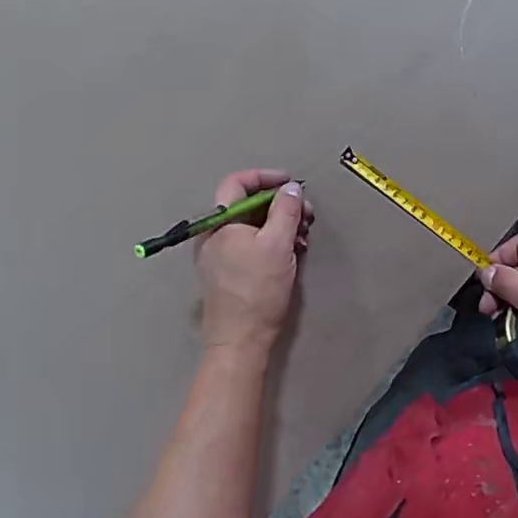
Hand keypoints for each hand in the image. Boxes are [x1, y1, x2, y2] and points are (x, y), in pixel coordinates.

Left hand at [194, 169, 311, 355]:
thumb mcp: (279, 244)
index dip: (265, 177)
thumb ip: (286, 210)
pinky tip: (291, 253)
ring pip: (251, 225)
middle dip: (279, 204)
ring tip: (301, 237)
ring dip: (278, 224)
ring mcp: (217, 254)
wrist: (239, 340)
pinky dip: (270, 241)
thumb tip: (291, 188)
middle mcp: (213, 234)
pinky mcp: (226, 272)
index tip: (290, 184)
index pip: (238, 182)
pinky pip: (249, 244)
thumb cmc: (257, 290)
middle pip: (247, 204)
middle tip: (304, 214)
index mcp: (220, 222)